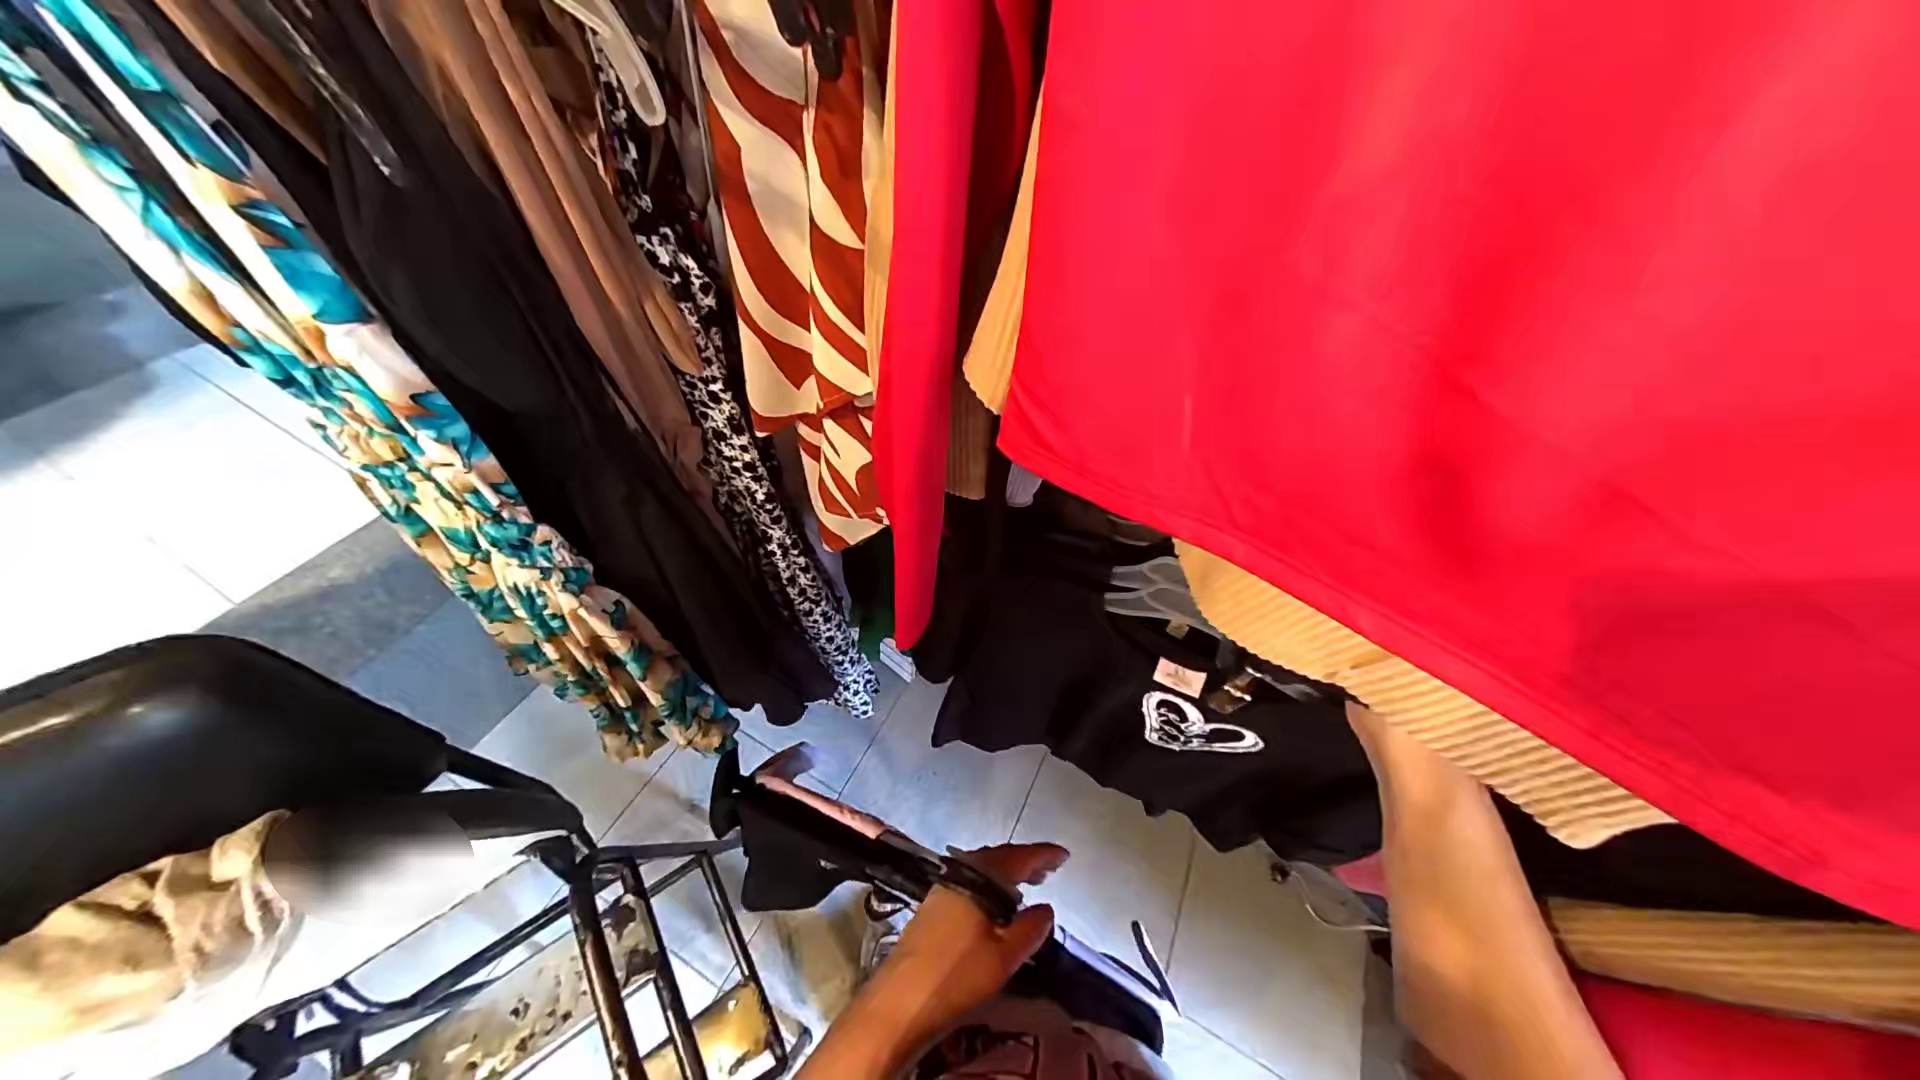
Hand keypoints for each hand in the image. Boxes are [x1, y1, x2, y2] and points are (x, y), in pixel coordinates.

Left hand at [864, 843, 1069, 1043]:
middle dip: (1025, 862)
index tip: (1063, 855)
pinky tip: (996, 904)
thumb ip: (1030, 929)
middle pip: (998, 858)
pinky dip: (990, 886)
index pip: (1018, 857)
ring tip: (1028, 884)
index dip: (1042, 855)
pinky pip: (971, 882)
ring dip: (1006, 874)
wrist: (902, 997)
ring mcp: (943, 887)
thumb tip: (1046, 908)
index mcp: (980, 877)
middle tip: (1049, 868)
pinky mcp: (933, 905)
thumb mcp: (1004, 956)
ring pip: (982, 871)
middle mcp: (960, 873)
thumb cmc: (958, 974)